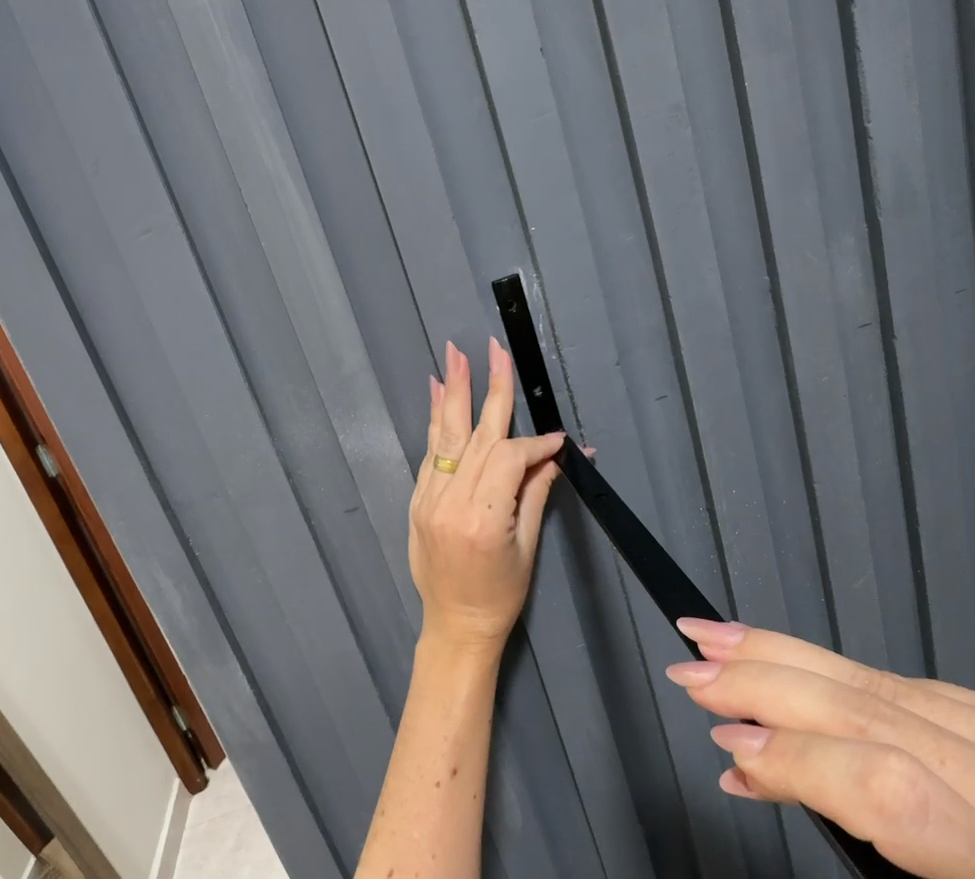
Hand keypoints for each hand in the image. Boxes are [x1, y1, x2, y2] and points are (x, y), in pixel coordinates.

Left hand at [408, 339, 566, 649]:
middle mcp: (450, 504)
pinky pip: (429, 455)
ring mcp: (428, 501)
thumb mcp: (527, 547)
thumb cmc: (501, 594)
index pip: (509, 458)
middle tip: (492, 349)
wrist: (455, 626)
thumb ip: (536, 492)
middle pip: (475, 435)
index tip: (558, 439)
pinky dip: (434, 422)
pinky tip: (435, 392)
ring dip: (452, 393)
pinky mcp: (416, 502)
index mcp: (483, 519)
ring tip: (455, 356)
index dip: (535, 443)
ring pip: (445, 437)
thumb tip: (556, 452)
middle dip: (489, 390)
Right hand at [668, 620, 974, 878]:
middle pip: (879, 713)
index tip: (725, 743)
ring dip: (787, 659)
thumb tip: (752, 763)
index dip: (795, 757)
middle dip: (769, 684)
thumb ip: (854, 831)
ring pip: (886, 683)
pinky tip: (791, 664)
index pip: (889, 787)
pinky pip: (911, 686)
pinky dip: (836, 672)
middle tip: (692, 668)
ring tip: (720, 645)